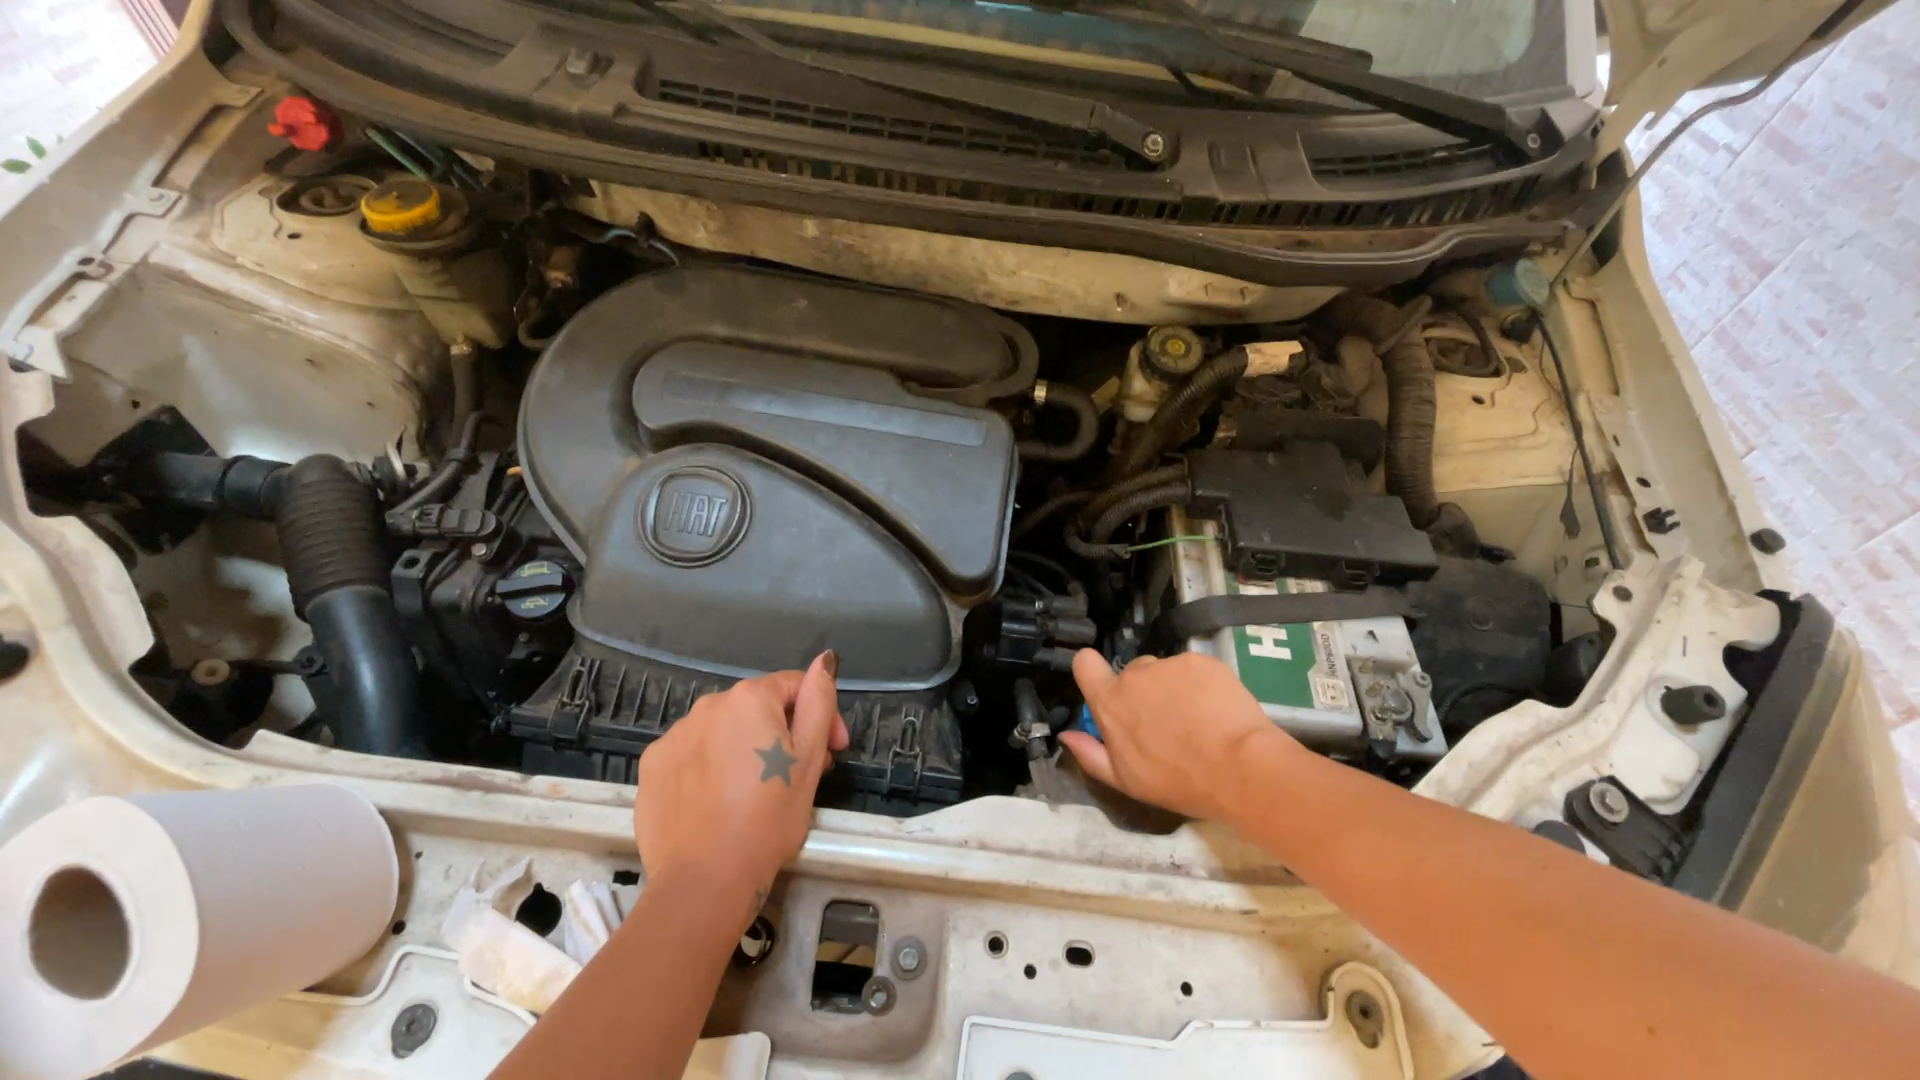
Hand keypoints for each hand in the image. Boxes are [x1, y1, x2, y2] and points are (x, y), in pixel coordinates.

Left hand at [632, 652, 849, 927]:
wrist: (704, 879)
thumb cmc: (769, 818)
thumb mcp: (809, 760)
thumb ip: (818, 702)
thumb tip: (825, 660)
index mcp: (749, 699)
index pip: (794, 687)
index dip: (821, 715)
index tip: (835, 753)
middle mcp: (707, 705)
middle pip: (756, 708)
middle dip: (782, 733)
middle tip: (800, 776)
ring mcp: (674, 736)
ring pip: (722, 731)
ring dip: (744, 749)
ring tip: (756, 792)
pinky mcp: (652, 766)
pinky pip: (692, 754)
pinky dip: (710, 767)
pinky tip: (719, 800)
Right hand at [1059, 648, 1296, 822]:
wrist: (1240, 768)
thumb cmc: (1179, 781)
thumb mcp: (1127, 781)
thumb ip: (1090, 755)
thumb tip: (1066, 735)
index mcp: (1110, 703)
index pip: (1084, 663)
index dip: (1091, 671)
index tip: (1106, 687)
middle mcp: (1136, 675)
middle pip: (1132, 673)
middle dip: (1143, 691)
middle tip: (1166, 722)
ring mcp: (1170, 665)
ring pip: (1165, 672)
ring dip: (1173, 688)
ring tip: (1198, 719)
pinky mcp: (1202, 661)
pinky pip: (1194, 669)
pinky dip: (1201, 685)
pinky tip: (1217, 710)